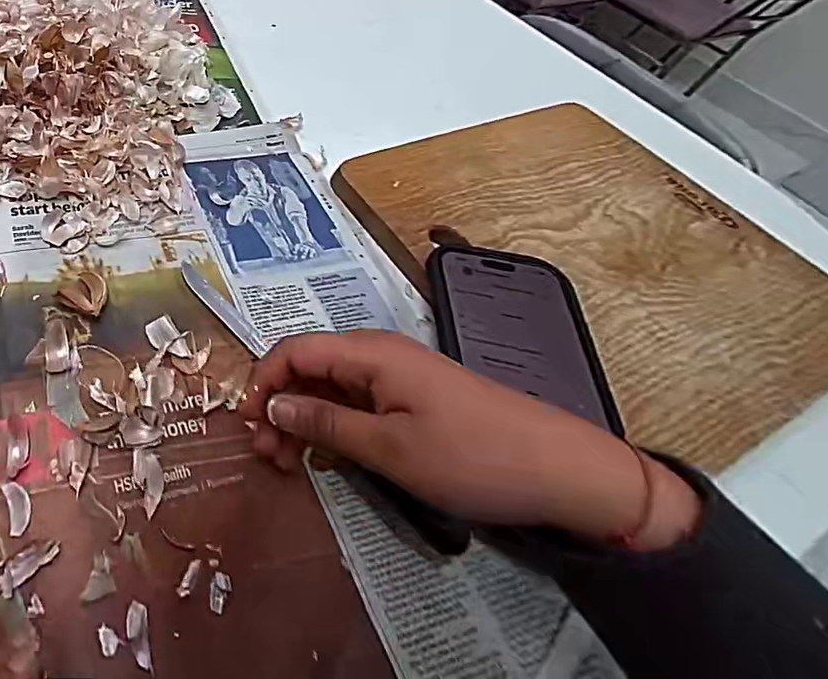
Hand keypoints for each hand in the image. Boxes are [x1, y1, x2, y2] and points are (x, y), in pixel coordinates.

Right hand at [238, 330, 700, 549]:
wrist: (578, 477)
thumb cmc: (477, 457)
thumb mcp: (392, 448)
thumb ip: (324, 422)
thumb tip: (272, 405)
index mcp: (368, 353)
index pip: (291, 350)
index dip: (261, 381)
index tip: (249, 420)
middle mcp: (376, 354)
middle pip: (306, 369)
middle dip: (278, 406)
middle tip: (266, 450)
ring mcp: (395, 375)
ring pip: (327, 388)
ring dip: (301, 419)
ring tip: (288, 460)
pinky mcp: (411, 397)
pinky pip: (354, 402)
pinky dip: (332, 425)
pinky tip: (326, 456)